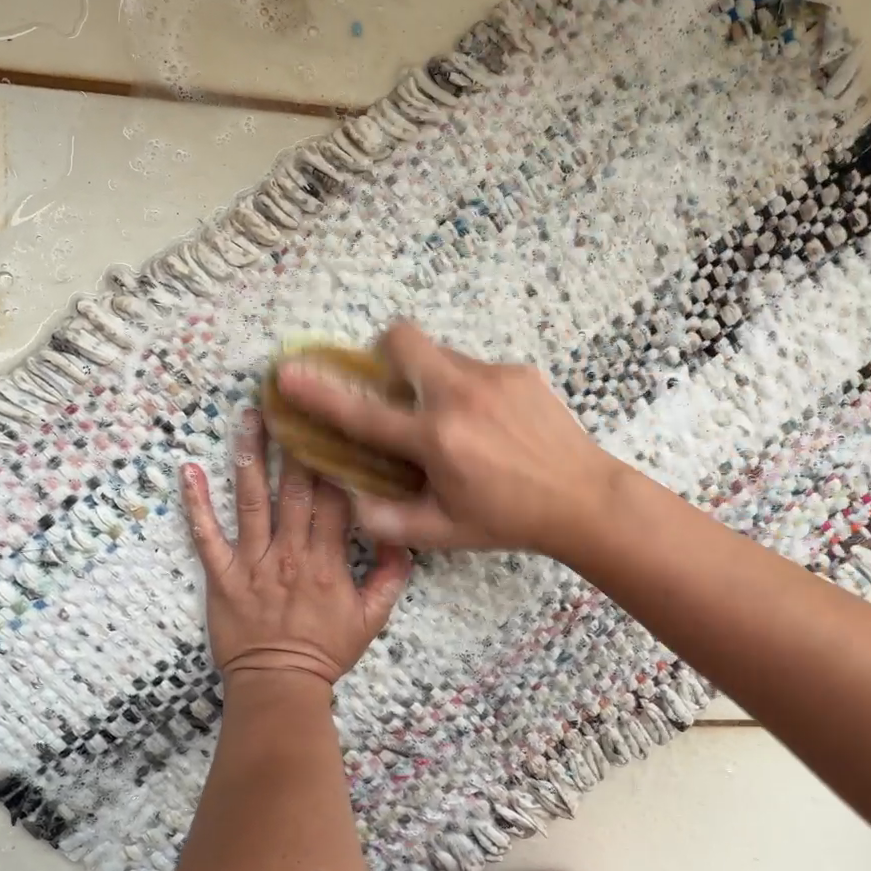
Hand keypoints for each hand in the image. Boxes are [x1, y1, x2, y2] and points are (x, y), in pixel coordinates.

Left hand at [180, 409, 412, 684]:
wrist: (279, 687)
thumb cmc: (325, 652)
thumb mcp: (372, 618)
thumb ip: (391, 577)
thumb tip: (403, 537)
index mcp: (327, 560)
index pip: (335, 500)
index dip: (336, 461)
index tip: (335, 425)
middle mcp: (290, 552)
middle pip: (295, 490)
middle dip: (294, 444)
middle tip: (291, 402)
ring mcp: (253, 561)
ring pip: (252, 500)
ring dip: (250, 457)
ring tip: (248, 416)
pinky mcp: (222, 575)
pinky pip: (207, 536)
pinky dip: (196, 504)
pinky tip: (188, 471)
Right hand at [275, 321, 625, 556]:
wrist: (584, 499)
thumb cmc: (508, 519)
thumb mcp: (443, 532)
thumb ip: (387, 521)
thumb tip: (350, 502)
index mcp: (436, 439)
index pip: (362, 413)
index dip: (318, 393)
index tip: (286, 371)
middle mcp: (459, 396)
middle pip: (403, 338)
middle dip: (384, 350)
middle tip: (393, 384)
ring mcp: (492, 377)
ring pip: (440, 354)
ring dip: (430, 376)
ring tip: (454, 419)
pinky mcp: (519, 372)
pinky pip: (475, 368)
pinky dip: (467, 389)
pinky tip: (490, 424)